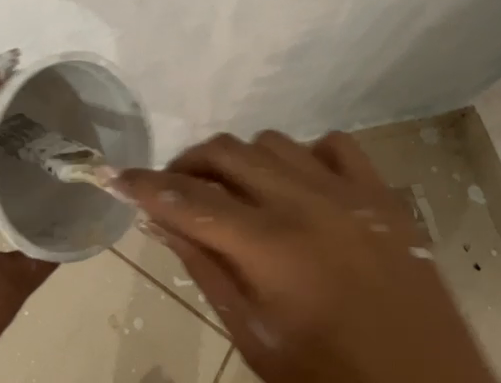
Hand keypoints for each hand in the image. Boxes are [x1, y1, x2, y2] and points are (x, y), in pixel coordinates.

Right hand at [114, 131, 494, 382]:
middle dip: (188, 165)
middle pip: (226, 153)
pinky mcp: (383, 194)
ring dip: (243, 160)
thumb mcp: (256, 340)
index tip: (117, 176)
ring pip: (273, 142)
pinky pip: (333, 146)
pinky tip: (301, 186)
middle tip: (175, 191)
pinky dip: (306, 156)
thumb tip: (161, 222)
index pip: (189, 199)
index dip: (145, 184)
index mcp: (268, 247)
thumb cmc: (330, 380)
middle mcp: (304, 202)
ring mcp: (348, 192)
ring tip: (237, 193)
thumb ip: (207, 272)